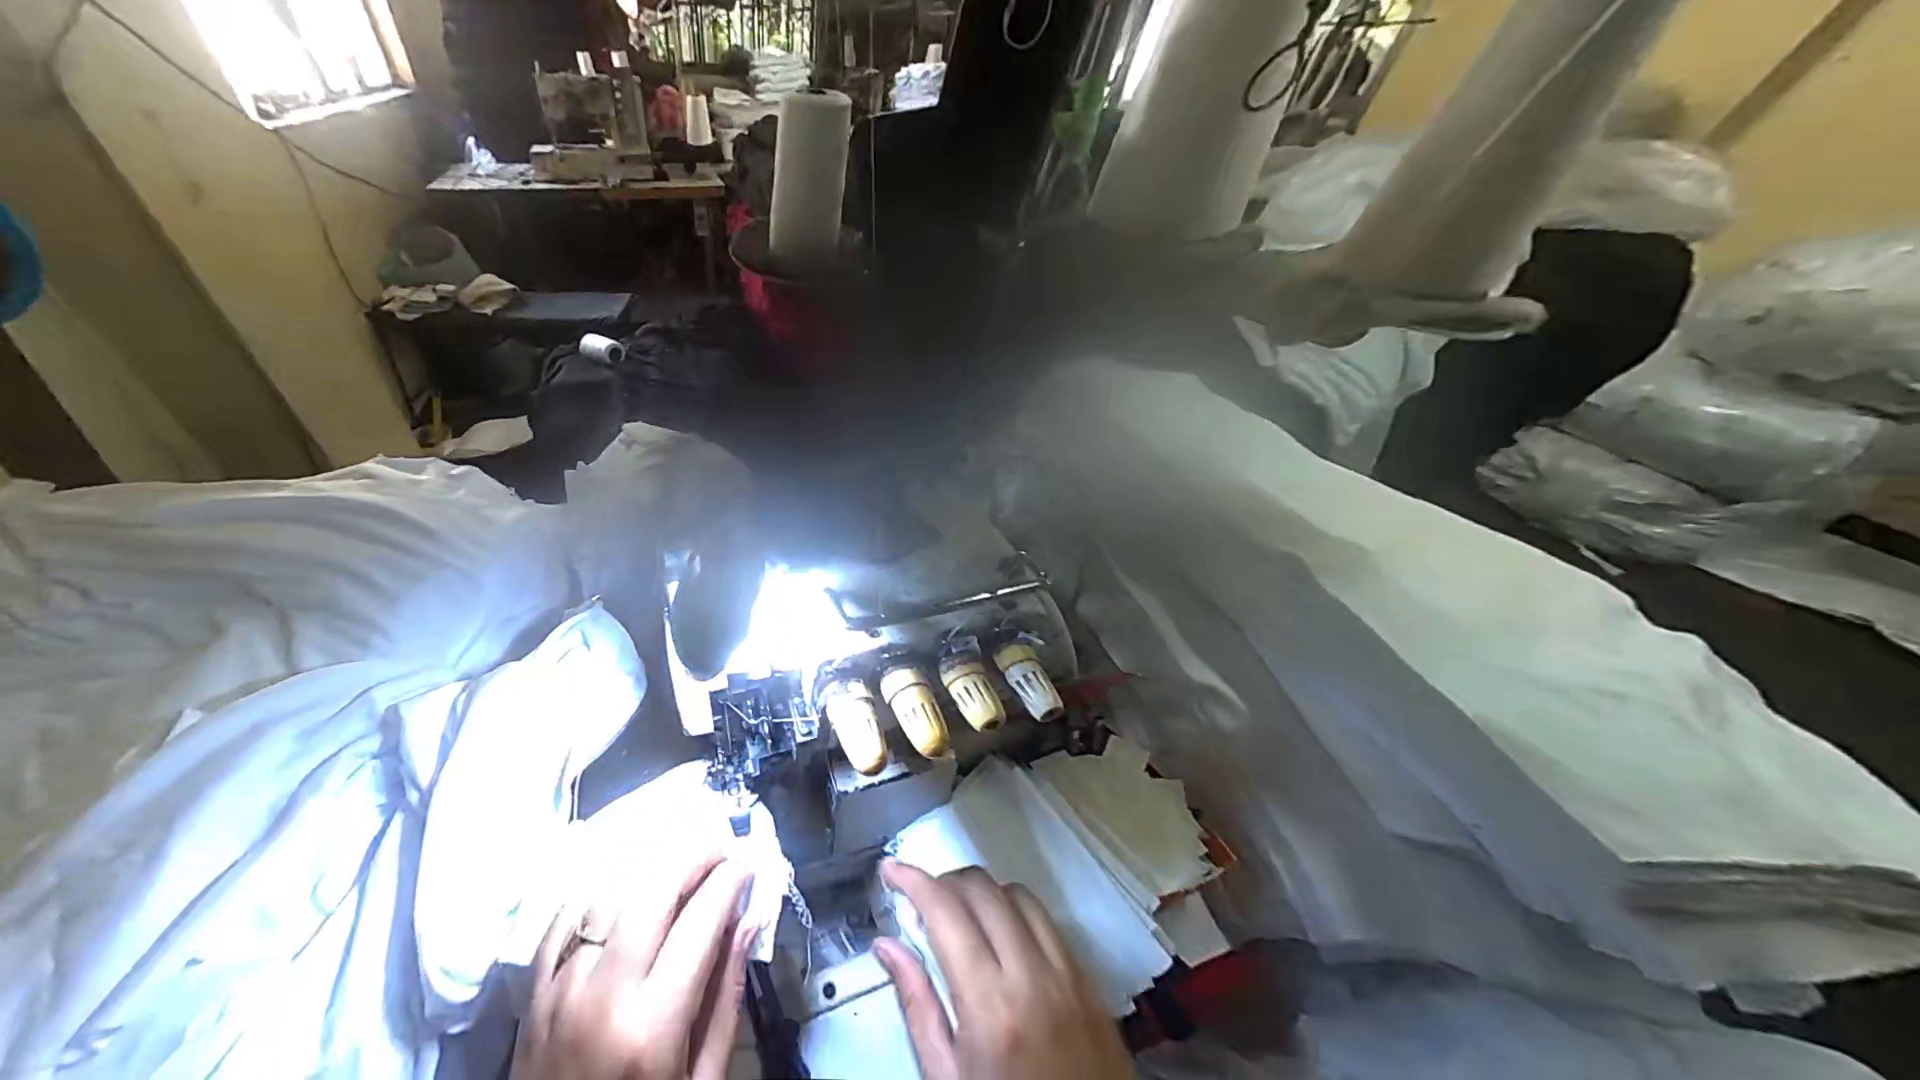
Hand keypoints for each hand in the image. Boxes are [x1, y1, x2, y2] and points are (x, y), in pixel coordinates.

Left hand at [512, 850, 757, 1079]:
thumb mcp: (702, 1077)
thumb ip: (726, 995)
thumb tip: (747, 921)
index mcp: (653, 1024)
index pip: (701, 921)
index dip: (730, 881)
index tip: (747, 865)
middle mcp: (603, 995)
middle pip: (651, 894)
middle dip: (693, 859)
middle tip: (719, 851)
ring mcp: (559, 990)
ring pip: (607, 897)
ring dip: (649, 869)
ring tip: (679, 865)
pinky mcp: (532, 995)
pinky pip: (565, 921)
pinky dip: (600, 894)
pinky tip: (626, 890)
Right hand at [874, 860, 1134, 1079]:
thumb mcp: (948, 1078)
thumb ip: (917, 1005)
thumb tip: (887, 946)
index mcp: (990, 1005)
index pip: (946, 913)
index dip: (914, 881)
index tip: (892, 869)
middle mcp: (1032, 975)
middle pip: (984, 890)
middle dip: (945, 881)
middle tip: (921, 899)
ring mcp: (1067, 973)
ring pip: (1020, 894)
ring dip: (984, 891)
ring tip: (959, 912)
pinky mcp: (1088, 979)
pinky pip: (1049, 921)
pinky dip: (1018, 911)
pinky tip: (1001, 933)